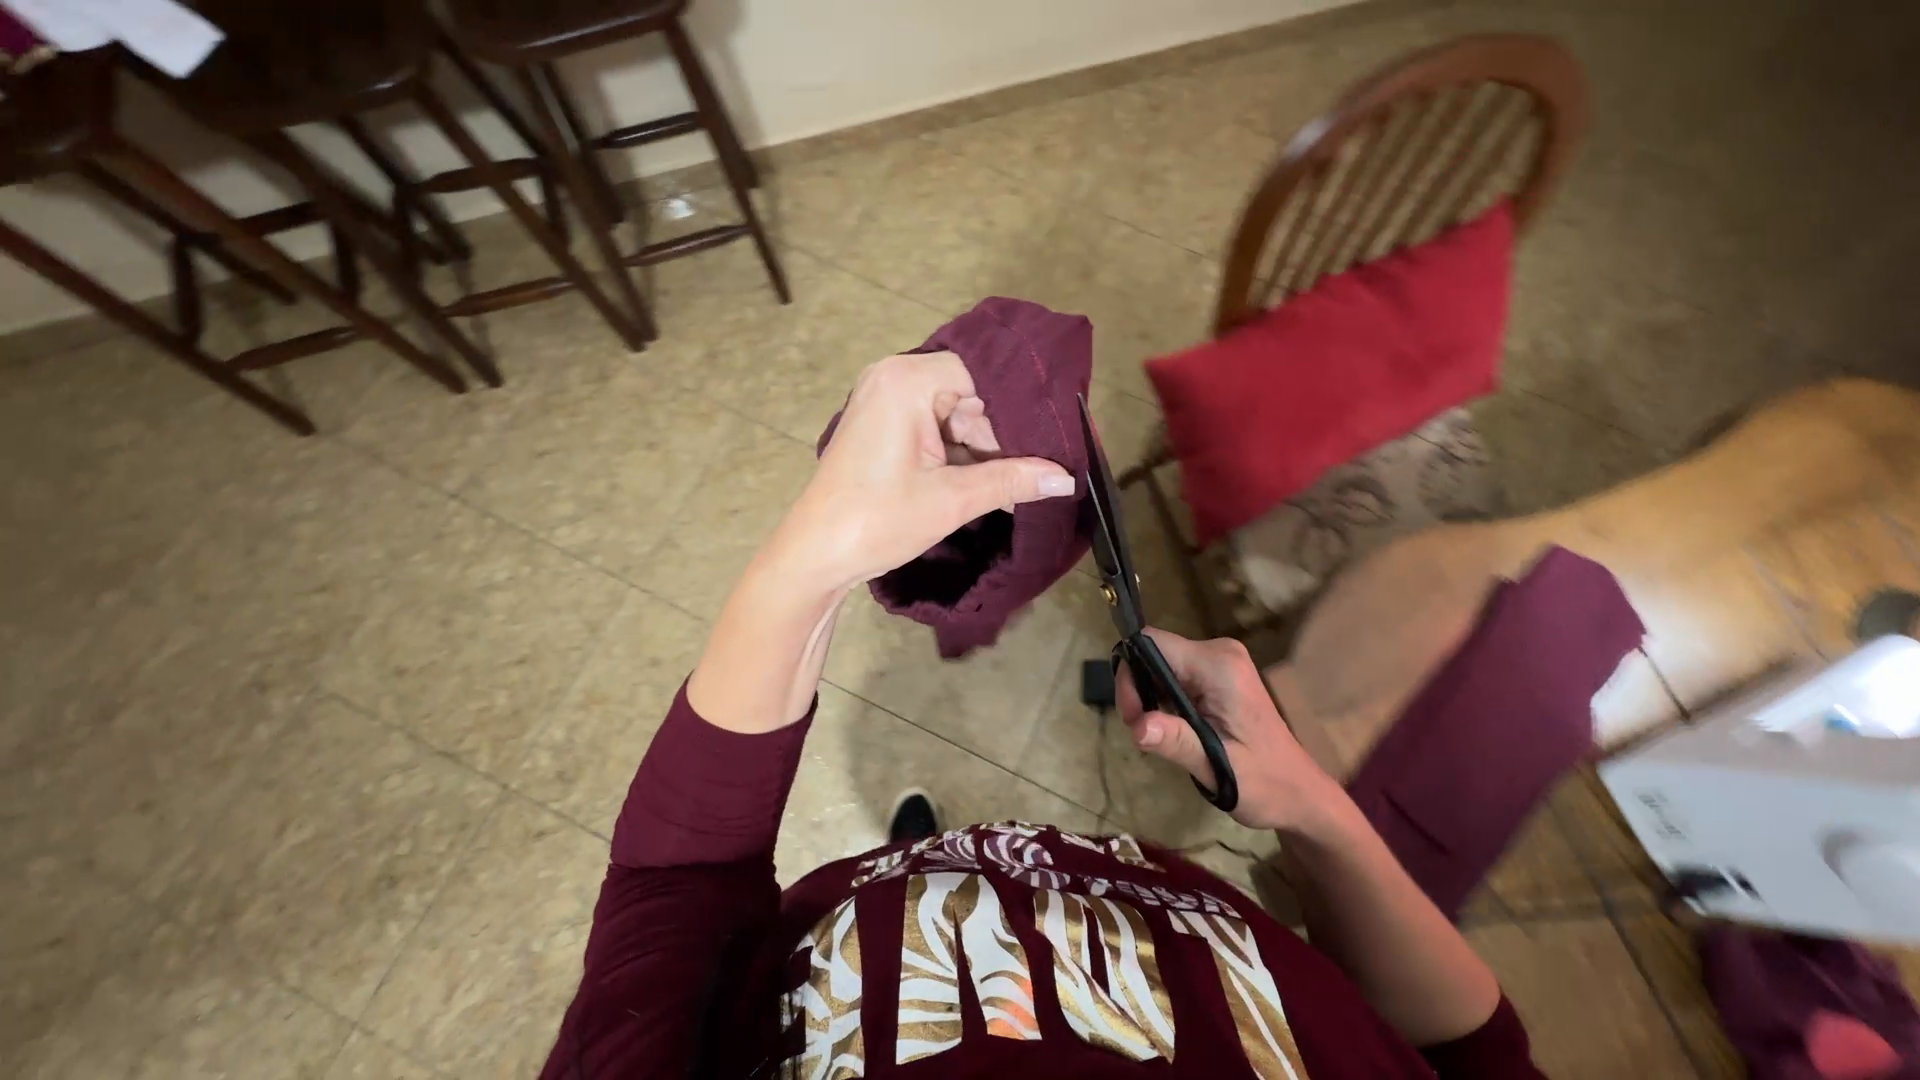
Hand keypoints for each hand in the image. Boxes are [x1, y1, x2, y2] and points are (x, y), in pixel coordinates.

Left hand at [769, 351, 1075, 589]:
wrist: (816, 556)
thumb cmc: (877, 520)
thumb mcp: (952, 499)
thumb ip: (1012, 480)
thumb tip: (1067, 477)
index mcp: (905, 381)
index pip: (981, 374)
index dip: (1011, 414)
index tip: (1040, 447)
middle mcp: (891, 379)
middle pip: (968, 394)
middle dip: (995, 439)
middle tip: (1025, 477)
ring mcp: (882, 402)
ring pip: (953, 416)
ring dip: (978, 453)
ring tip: (1004, 492)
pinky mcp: (880, 427)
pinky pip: (932, 429)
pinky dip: (955, 456)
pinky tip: (977, 488)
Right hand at [1118, 629, 1341, 833]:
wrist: (1300, 794)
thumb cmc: (1264, 784)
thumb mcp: (1215, 767)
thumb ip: (1176, 741)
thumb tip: (1138, 727)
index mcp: (1218, 666)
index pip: (1152, 642)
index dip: (1131, 674)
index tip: (1132, 718)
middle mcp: (1219, 652)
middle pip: (1154, 653)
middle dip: (1139, 692)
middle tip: (1144, 735)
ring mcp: (1221, 661)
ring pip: (1162, 666)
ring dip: (1152, 700)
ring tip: (1164, 739)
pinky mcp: (1219, 674)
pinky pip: (1176, 675)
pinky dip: (1166, 701)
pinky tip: (1178, 730)